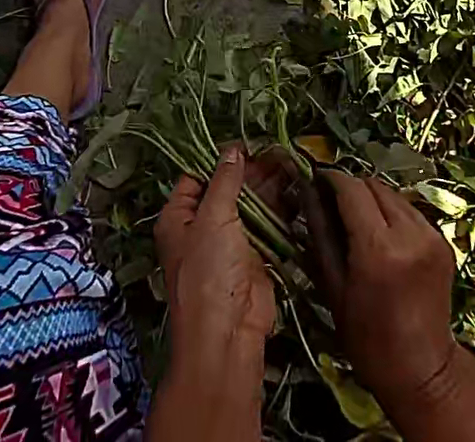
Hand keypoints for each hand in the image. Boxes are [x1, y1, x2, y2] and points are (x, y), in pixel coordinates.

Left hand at [149, 146, 272, 441]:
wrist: (228, 331)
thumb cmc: (209, 270)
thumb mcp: (212, 217)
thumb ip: (224, 181)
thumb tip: (232, 151)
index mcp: (179, 216)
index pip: (197, 176)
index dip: (220, 158)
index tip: (247, 143)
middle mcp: (202, 225)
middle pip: (227, 189)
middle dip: (250, 171)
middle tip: (277, 150)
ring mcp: (230, 241)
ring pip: (250, 205)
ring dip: (268, 187)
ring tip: (290, 162)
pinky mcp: (254, 255)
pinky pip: (266, 224)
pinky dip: (279, 208)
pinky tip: (295, 188)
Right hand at [303, 172, 459, 406]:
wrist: (423, 371)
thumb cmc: (367, 338)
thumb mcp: (333, 286)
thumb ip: (320, 231)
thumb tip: (307, 190)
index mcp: (379, 248)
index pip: (352, 188)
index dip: (331, 178)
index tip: (315, 179)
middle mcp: (410, 233)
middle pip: (373, 185)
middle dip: (350, 187)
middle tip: (332, 202)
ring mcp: (431, 235)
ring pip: (393, 193)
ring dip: (372, 197)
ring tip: (356, 219)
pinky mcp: (443, 241)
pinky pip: (410, 210)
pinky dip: (391, 212)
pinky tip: (381, 233)